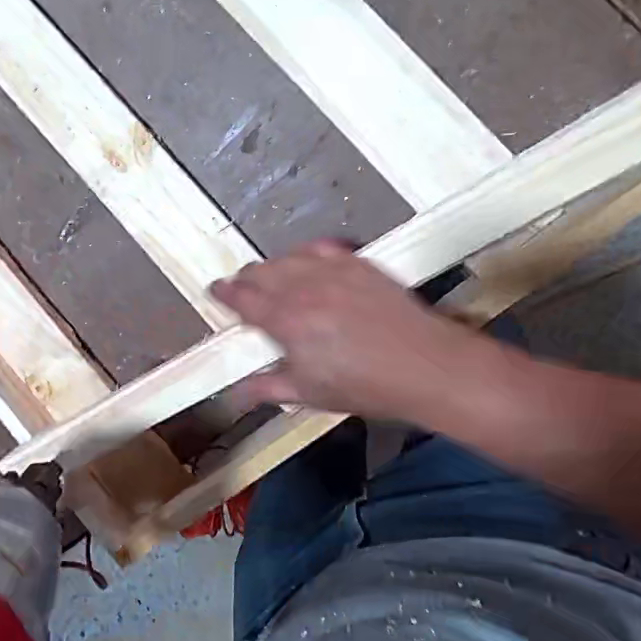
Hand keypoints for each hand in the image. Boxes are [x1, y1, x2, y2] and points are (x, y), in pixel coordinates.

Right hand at [209, 240, 483, 420]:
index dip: (225, 293)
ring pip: (288, 257)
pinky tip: (305, 259)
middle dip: (246, 278)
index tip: (216, 290)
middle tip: (240, 287)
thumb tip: (236, 394)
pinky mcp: (359, 263)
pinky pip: (321, 247)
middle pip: (262, 272)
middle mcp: (304, 287)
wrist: (425, 365)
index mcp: (286, 320)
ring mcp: (333, 270)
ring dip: (272, 265)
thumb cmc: (365, 386)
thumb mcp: (310, 393)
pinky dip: (304, 253)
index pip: (243, 298)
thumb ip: (268, 388)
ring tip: (268, 274)